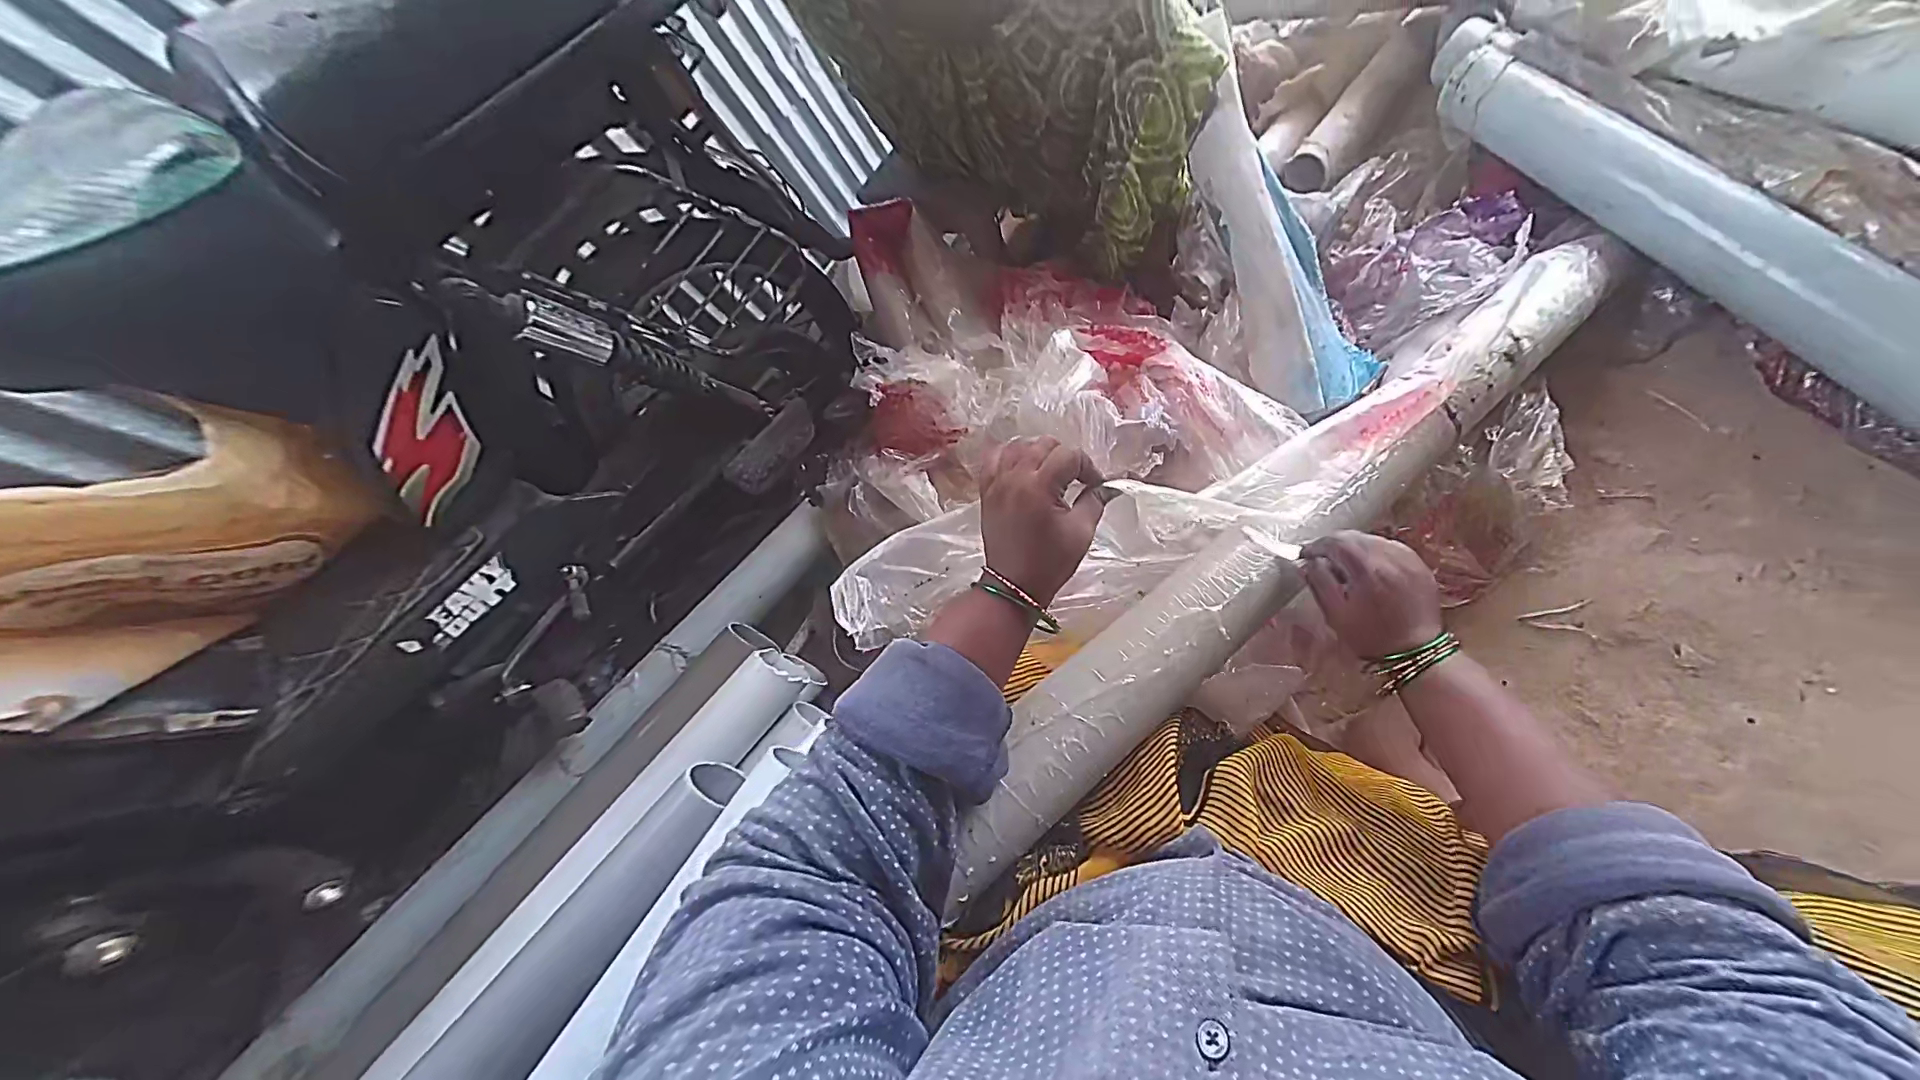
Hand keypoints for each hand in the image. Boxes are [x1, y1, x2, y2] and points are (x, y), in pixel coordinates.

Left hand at [980, 437, 1107, 606]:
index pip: (1069, 455)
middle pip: (1043, 444)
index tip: (1094, 485)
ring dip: (1038, 452)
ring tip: (1049, 473)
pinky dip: (1009, 455)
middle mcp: (1014, 477)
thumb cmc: (1049, 562)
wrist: (1013, 585)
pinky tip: (1022, 467)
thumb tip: (1106, 487)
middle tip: (1074, 480)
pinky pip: (994, 458)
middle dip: (1065, 457)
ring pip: (1018, 445)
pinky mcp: (986, 490)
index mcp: (1039, 486)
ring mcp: (996, 482)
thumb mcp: (1080, 532)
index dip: (1087, 468)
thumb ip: (1094, 501)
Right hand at [1300, 531, 1444, 659]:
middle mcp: (1391, 557)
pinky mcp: (1420, 566)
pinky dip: (1374, 551)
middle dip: (1334, 543)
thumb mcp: (1335, 613)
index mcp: (1368, 569)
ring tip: (1343, 562)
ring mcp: (1409, 560)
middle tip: (1321, 557)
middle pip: (1355, 536)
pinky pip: (1391, 547)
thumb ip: (1319, 582)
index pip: (1336, 542)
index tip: (1305, 555)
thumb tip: (1310, 562)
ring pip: (1373, 539)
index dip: (1316, 545)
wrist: (1416, 652)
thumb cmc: (1370, 636)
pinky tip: (1368, 565)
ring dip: (1354, 546)